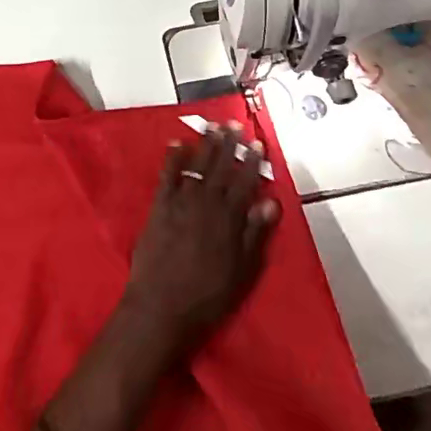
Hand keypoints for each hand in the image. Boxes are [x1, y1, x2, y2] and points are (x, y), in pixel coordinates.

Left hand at [120, 122, 279, 353]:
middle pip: (221, 168)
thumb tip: (271, 201)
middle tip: (235, 124)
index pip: (245, 182)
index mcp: (229, 218)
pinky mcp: (159, 207)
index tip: (258, 143)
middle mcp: (206, 204)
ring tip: (213, 127)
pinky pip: (167, 176)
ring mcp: (180, 203)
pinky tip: (177, 144)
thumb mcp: (243, 270)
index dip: (252, 162)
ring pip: (196, 166)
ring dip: (205, 145)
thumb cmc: (208, 295)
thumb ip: (255, 233)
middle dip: (229, 145)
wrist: (161, 306)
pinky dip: (172, 158)